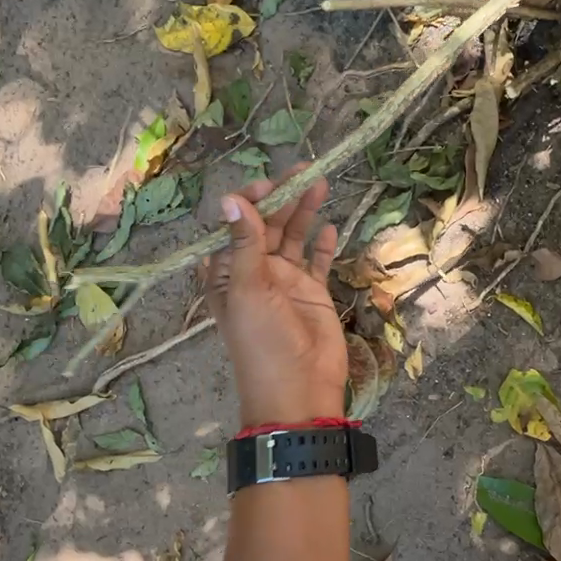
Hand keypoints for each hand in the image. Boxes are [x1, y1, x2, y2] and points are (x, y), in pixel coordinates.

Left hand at [202, 167, 347, 429]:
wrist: (299, 388)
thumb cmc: (263, 341)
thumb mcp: (248, 290)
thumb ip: (244, 243)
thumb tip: (230, 198)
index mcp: (228, 272)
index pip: (235, 226)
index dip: (249, 202)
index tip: (270, 184)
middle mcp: (256, 272)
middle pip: (268, 226)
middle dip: (283, 199)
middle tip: (305, 172)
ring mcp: (286, 282)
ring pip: (294, 237)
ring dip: (305, 212)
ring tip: (321, 184)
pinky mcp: (314, 292)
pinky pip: (317, 261)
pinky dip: (323, 243)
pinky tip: (331, 226)